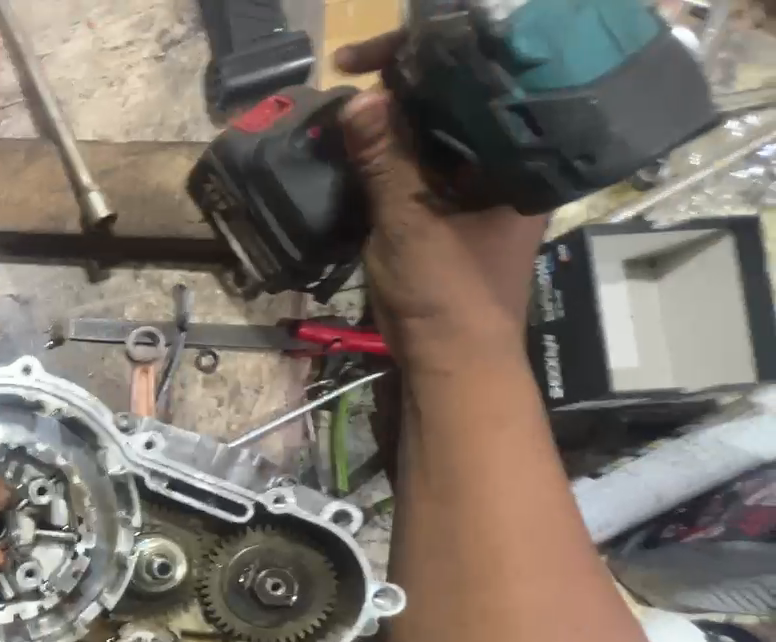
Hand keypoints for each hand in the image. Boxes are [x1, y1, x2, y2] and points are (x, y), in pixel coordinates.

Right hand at [335, 36, 546, 370]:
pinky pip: (418, 165)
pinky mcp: (448, 208)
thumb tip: (359, 98)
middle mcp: (507, 157)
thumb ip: (386, 161)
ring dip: (386, 122)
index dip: (420, 57)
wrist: (450, 359)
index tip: (359, 58)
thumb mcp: (410, 222)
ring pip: (432, 132)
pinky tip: (355, 150)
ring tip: (343, 111)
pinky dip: (386, 155)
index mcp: (522, 150)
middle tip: (345, 81)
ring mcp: (477, 183)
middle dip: (397, 88)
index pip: (476, 76)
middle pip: (453, 98)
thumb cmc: (446, 292)